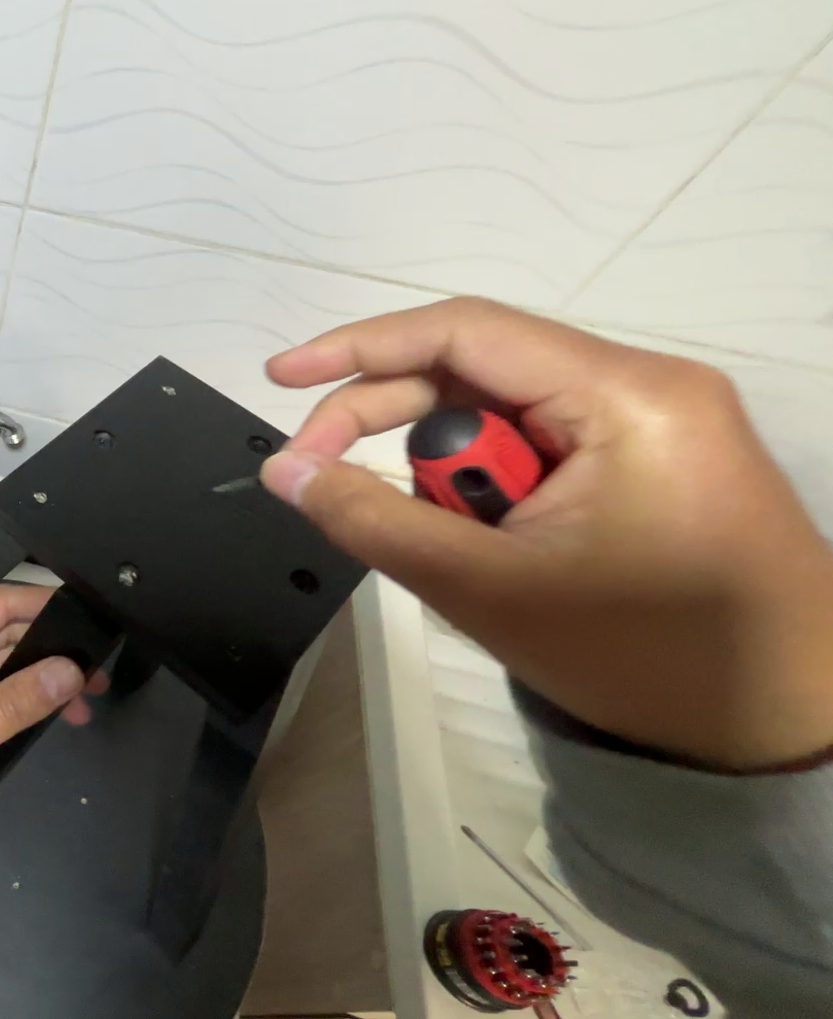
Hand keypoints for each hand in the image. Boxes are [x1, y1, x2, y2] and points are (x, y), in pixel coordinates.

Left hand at [0, 584, 106, 806]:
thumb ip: (14, 703)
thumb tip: (69, 671)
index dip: (44, 603)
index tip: (89, 616)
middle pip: (6, 631)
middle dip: (53, 647)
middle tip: (98, 675)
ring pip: (3, 658)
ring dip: (42, 674)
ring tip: (85, 699)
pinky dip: (22, 693)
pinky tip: (52, 708)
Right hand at [259, 296, 832, 770]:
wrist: (780, 727)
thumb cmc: (643, 654)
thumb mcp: (479, 584)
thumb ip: (366, 517)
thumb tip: (282, 470)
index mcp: (622, 398)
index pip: (461, 333)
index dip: (355, 346)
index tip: (279, 376)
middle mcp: (635, 387)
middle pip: (463, 369)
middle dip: (375, 418)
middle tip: (311, 473)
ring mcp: (639, 421)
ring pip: (483, 412)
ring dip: (431, 467)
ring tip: (439, 539)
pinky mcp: (633, 456)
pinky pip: (514, 444)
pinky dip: (468, 485)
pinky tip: (473, 537)